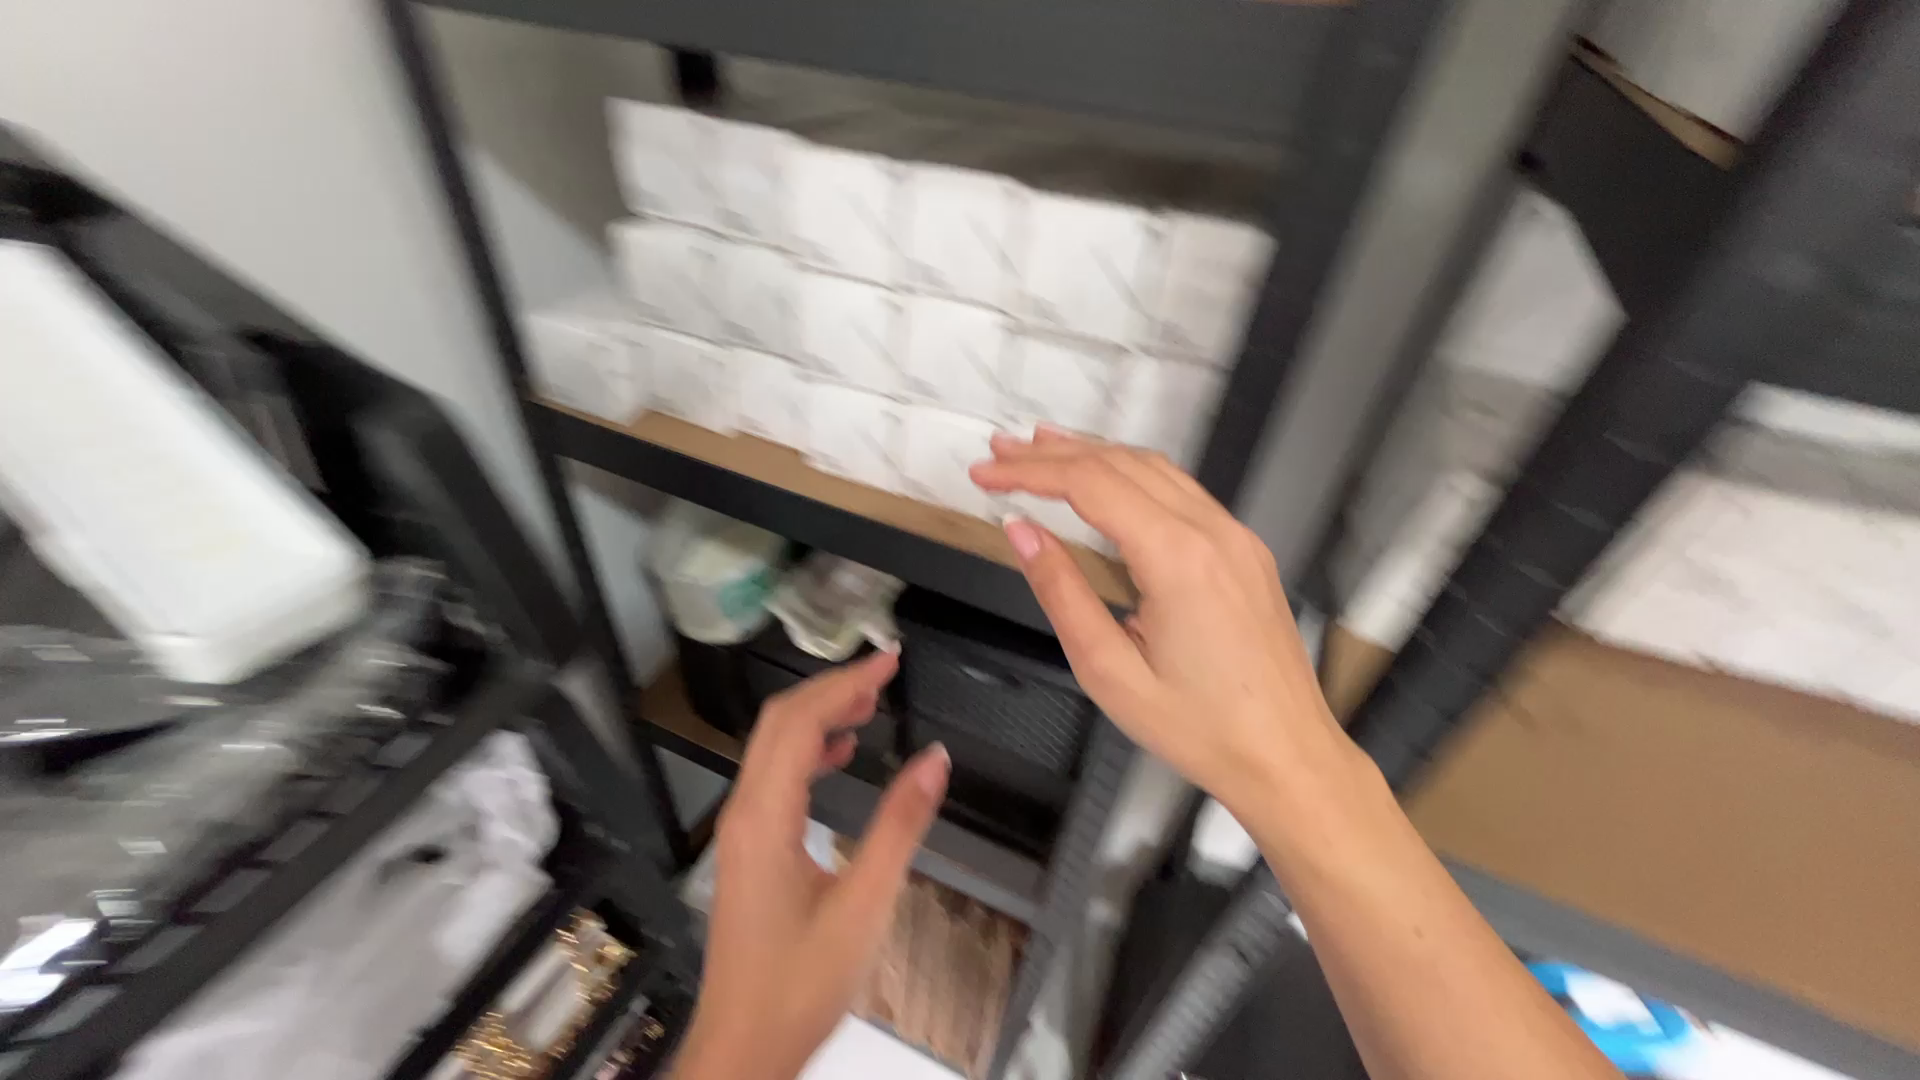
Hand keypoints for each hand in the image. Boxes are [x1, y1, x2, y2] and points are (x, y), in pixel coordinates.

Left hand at [674, 651, 951, 1079]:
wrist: (742, 1050)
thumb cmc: (799, 985)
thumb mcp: (865, 904)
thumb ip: (900, 825)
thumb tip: (934, 760)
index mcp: (765, 817)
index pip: (800, 721)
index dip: (846, 683)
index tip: (889, 661)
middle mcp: (744, 813)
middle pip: (779, 722)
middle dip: (832, 688)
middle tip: (883, 672)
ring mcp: (742, 830)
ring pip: (774, 746)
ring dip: (820, 715)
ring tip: (868, 702)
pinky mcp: (750, 848)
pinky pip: (775, 775)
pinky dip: (809, 750)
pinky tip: (840, 754)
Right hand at [971, 429, 1365, 817]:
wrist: (1287, 756)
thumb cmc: (1199, 728)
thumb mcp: (1108, 670)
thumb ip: (1061, 591)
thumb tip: (1021, 532)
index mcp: (1177, 558)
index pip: (1089, 484)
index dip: (1029, 471)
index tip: (986, 471)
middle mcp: (1212, 531)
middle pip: (1120, 463)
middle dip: (1054, 453)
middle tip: (1002, 451)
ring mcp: (1235, 536)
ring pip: (1154, 467)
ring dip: (1094, 454)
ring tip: (1042, 449)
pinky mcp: (1244, 550)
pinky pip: (1181, 490)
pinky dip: (1133, 474)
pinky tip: (1107, 480)